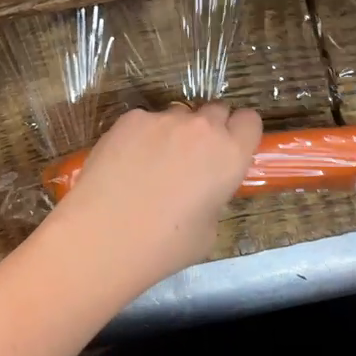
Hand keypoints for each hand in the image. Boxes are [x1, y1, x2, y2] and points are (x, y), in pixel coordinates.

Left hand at [45, 103, 260, 291]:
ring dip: (174, 131)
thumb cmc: (165, 245)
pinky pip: (146, 121)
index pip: (250, 120)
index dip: (240, 133)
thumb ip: (214, 195)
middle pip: (216, 110)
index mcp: (230, 155)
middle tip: (192, 158)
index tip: (230, 149)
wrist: (105, 235)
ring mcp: (163, 118)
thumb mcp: (209, 229)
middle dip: (209, 129)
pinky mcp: (130, 118)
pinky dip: (142, 136)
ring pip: (178, 114)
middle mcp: (202, 128)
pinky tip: (126, 163)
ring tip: (153, 163)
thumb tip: (201, 187)